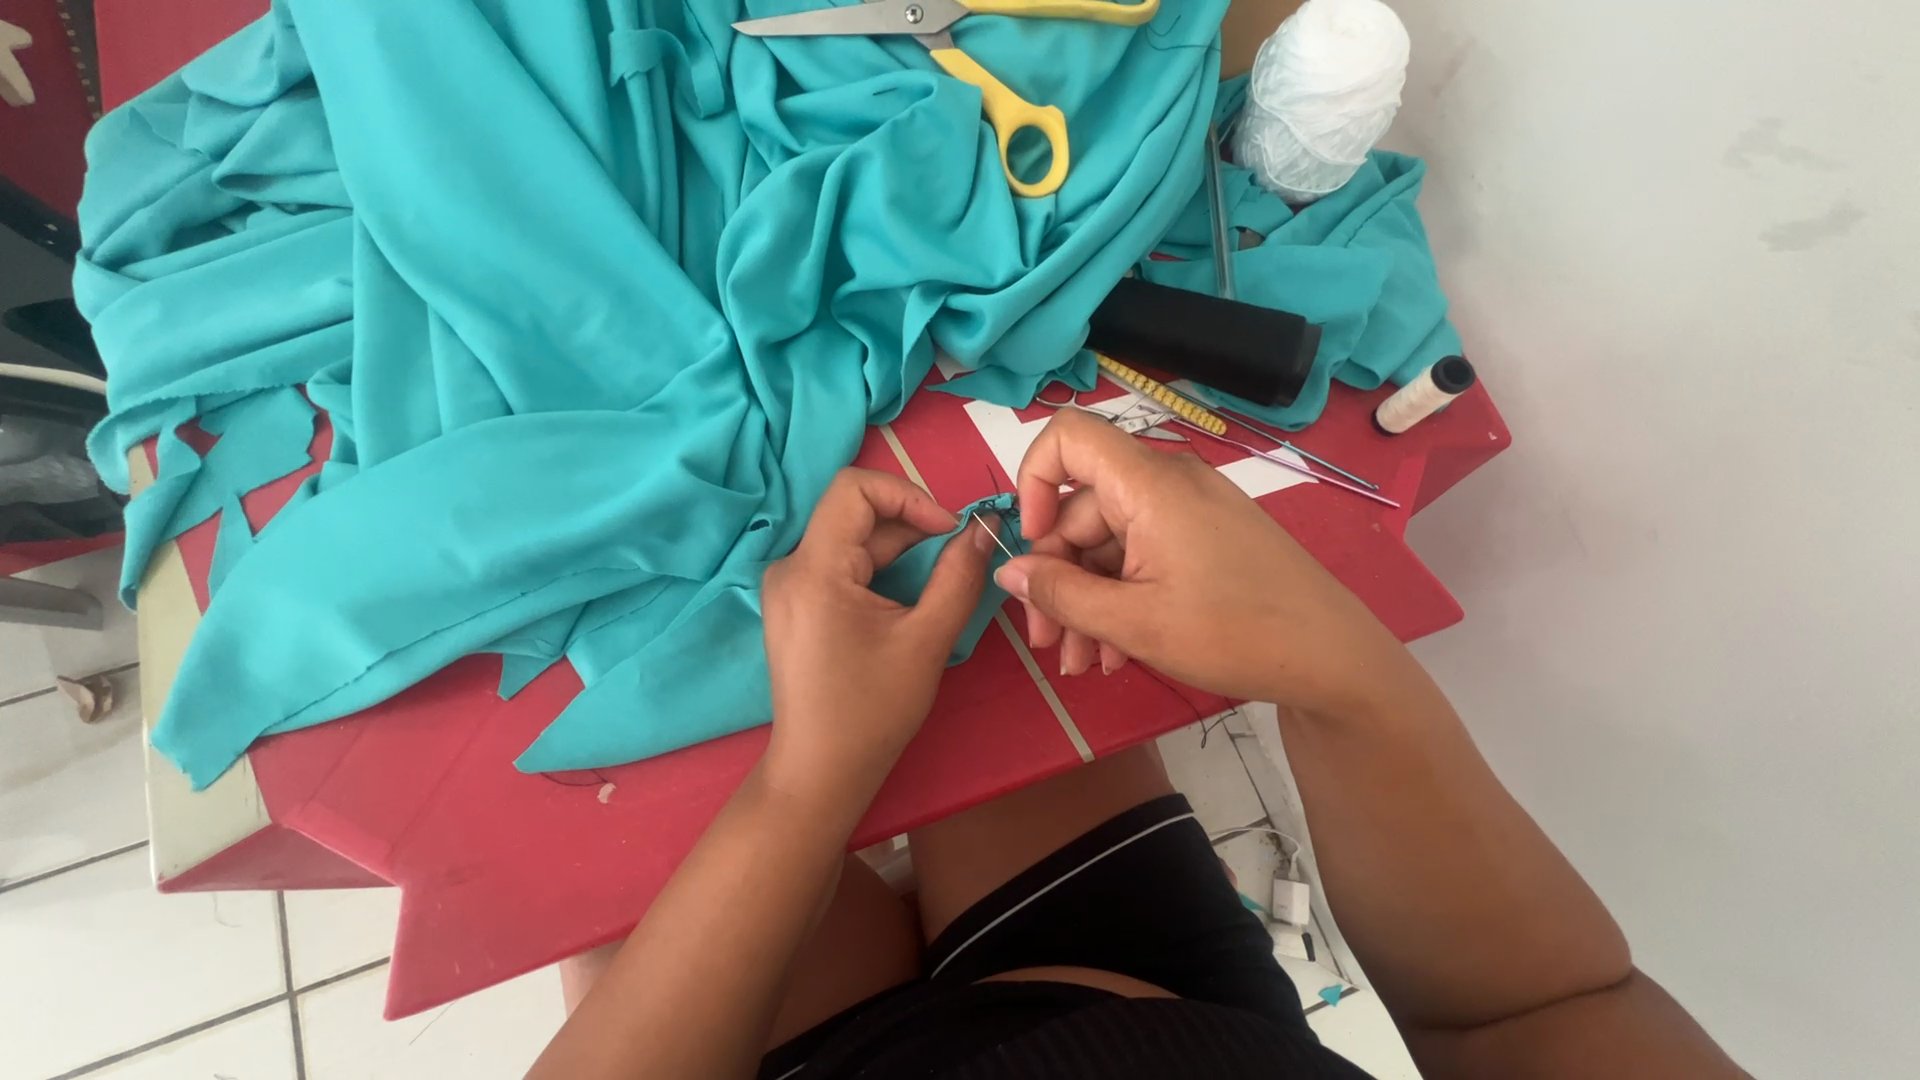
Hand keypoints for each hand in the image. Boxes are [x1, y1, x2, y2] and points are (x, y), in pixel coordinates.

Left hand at [761, 469, 994, 811]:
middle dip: (911, 526)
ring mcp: (788, 587)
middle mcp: (790, 567)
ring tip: (937, 581)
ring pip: (851, 540)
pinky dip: (879, 569)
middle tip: (956, 556)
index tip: (948, 530)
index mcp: (814, 569)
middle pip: (855, 515)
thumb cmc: (873, 710)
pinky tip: (906, 599)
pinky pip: (840, 565)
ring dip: (899, 550)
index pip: (854, 488)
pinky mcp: (795, 605)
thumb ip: (959, 576)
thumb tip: (984, 526)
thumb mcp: (927, 640)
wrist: (821, 771)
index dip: (908, 496)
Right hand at [997, 409, 1423, 715]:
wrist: (1334, 659)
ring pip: (1109, 543)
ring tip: (1082, 663)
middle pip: (1081, 510)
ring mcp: (1188, 510)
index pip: (1067, 437)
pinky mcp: (1203, 537)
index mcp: (1148, 482)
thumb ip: (1059, 593)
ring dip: (1086, 601)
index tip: (1033, 546)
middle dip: (1056, 579)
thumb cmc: (1232, 632)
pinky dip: (1121, 597)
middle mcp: (1166, 482)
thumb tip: (1008, 570)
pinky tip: (1116, 651)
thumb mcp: (1133, 621)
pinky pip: (1141, 554)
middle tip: (1049, 645)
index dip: (1033, 482)